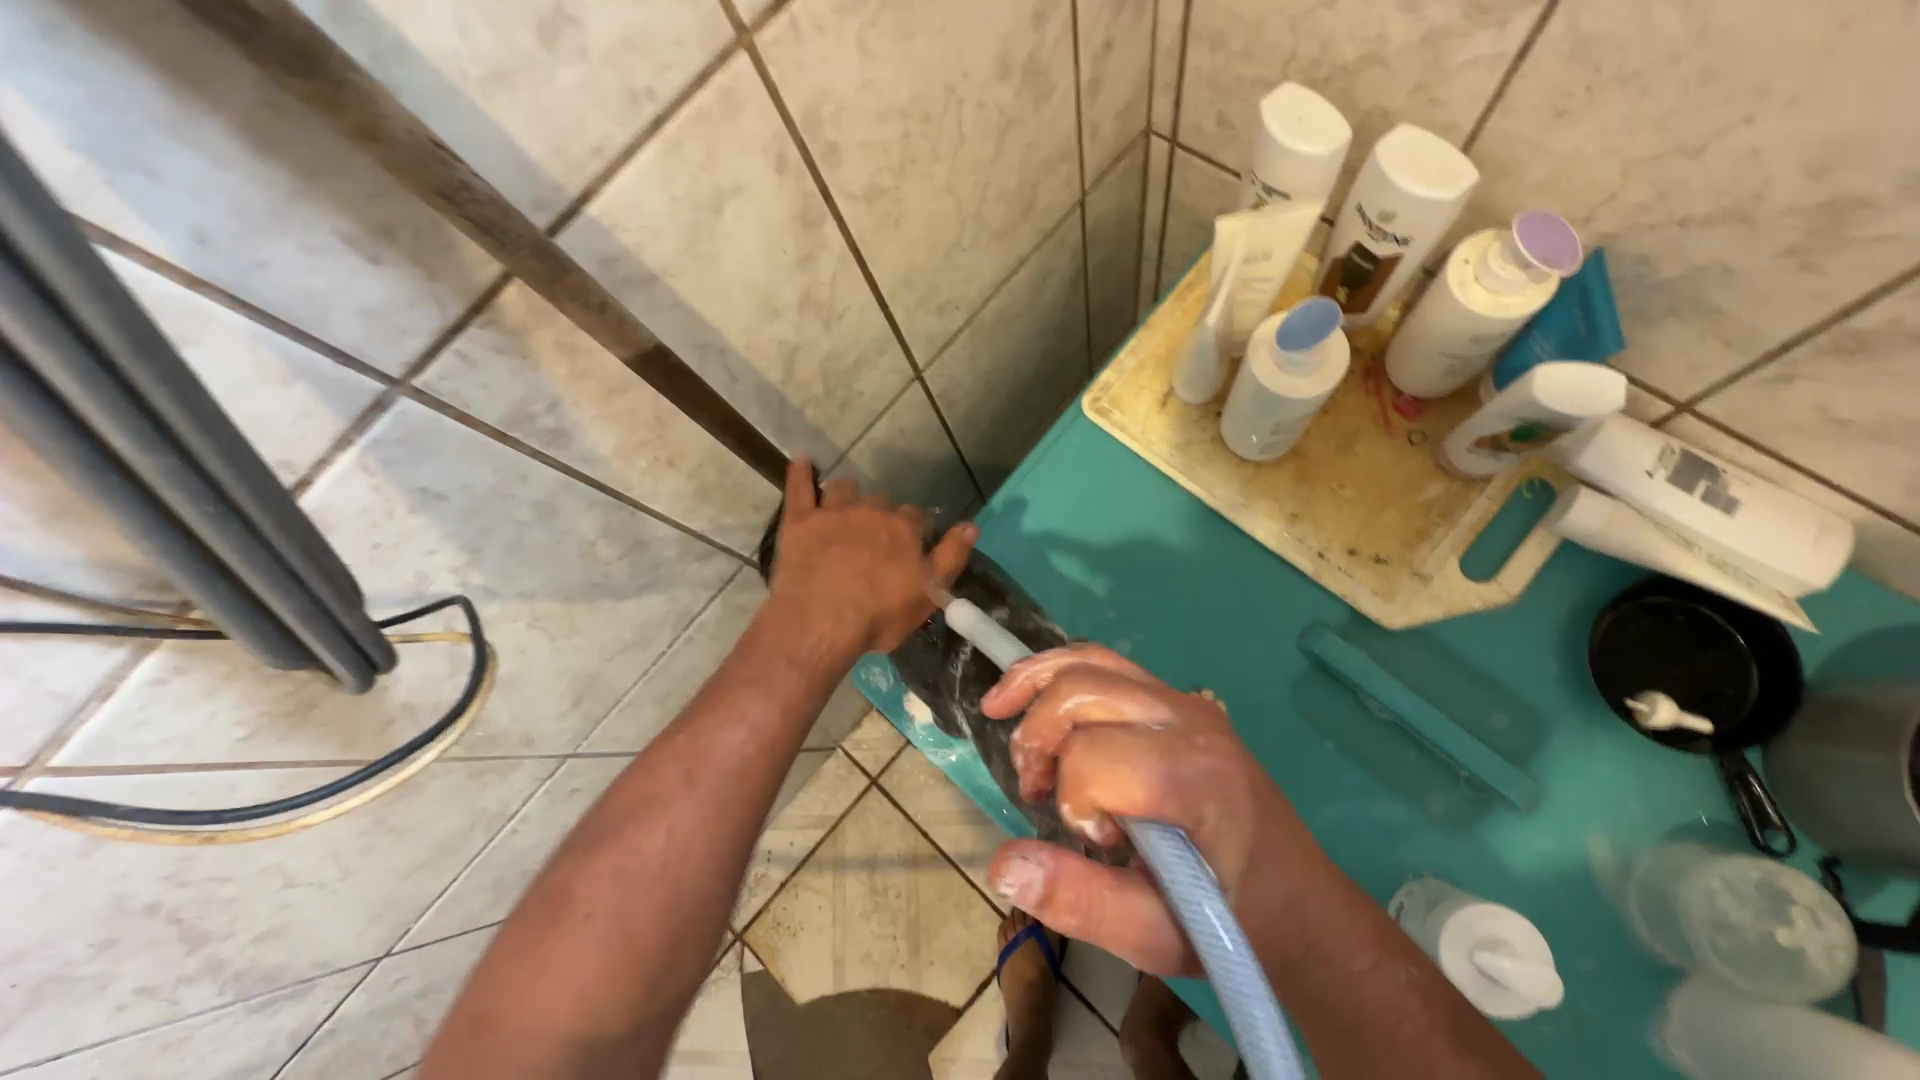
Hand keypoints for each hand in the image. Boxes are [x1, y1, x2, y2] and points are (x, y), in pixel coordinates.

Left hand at [767, 458, 976, 654]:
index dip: (914, 529)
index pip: (916, 517)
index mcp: (903, 529)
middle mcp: (871, 512)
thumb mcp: (930, 593)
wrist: (821, 621)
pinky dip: (800, 473)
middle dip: (881, 514)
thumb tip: (972, 526)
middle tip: (876, 538)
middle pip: (881, 502)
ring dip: (848, 494)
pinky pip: (799, 488)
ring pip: (845, 489)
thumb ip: (952, 556)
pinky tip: (802, 461)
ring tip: (846, 504)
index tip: (911, 544)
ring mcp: (833, 513)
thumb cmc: (879, 614)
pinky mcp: (800, 522)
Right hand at [979, 645, 1332, 976]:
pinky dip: (1058, 673)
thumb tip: (1002, 864)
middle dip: (1037, 738)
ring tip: (999, 716)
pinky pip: (1107, 665)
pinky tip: (1029, 694)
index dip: (1073, 801)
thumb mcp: (1154, 933)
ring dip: (1036, 688)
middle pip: (1081, 692)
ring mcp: (1186, 703)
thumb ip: (1079, 900)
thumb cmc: (1231, 923)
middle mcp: (1191, 721)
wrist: (1297, 902)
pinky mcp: (1179, 702)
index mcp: (1194, 777)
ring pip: (1090, 662)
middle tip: (1035, 792)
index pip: (1093, 756)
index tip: (1097, 844)